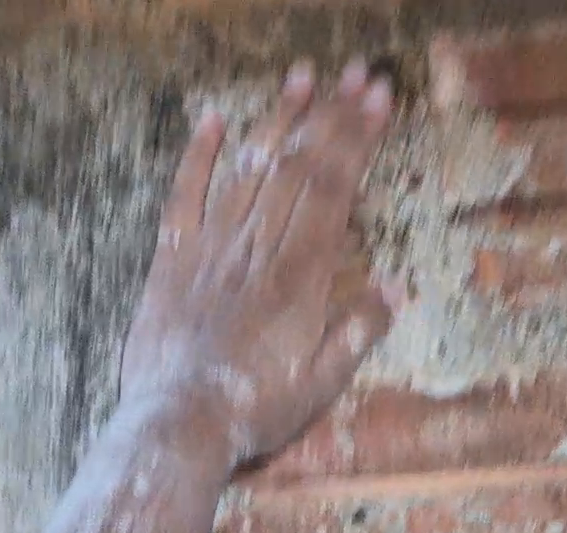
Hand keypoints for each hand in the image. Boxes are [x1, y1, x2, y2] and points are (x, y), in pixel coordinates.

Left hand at [119, 60, 396, 469]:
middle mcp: (257, 250)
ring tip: (300, 77)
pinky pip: (183, 198)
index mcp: (299, 277)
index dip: (356, 141)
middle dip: (330, 118)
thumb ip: (358, 333)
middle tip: (354, 73)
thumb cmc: (257, 411)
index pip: (333, 192)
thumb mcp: (322, 385)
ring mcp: (210, 250)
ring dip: (276, 122)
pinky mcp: (171, 262)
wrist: (181, 424)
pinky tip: (212, 120)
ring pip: (247, 172)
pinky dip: (196, 157)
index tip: (377, 99)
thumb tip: (396, 288)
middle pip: (297, 170)